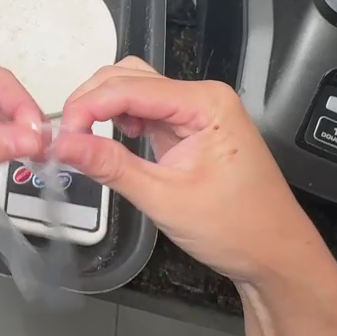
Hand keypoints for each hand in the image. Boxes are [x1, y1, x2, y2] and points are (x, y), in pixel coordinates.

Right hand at [54, 58, 327, 286]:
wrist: (275, 258)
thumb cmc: (237, 229)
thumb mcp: (164, 199)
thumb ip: (110, 165)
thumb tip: (64, 144)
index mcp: (205, 103)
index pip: (129, 87)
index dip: (88, 106)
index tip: (61, 135)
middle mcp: (201, 98)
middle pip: (127, 77)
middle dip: (90, 102)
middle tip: (66, 138)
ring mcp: (194, 112)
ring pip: (131, 90)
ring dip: (102, 109)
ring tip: (82, 140)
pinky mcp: (186, 128)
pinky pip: (142, 111)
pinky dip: (117, 121)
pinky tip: (109, 142)